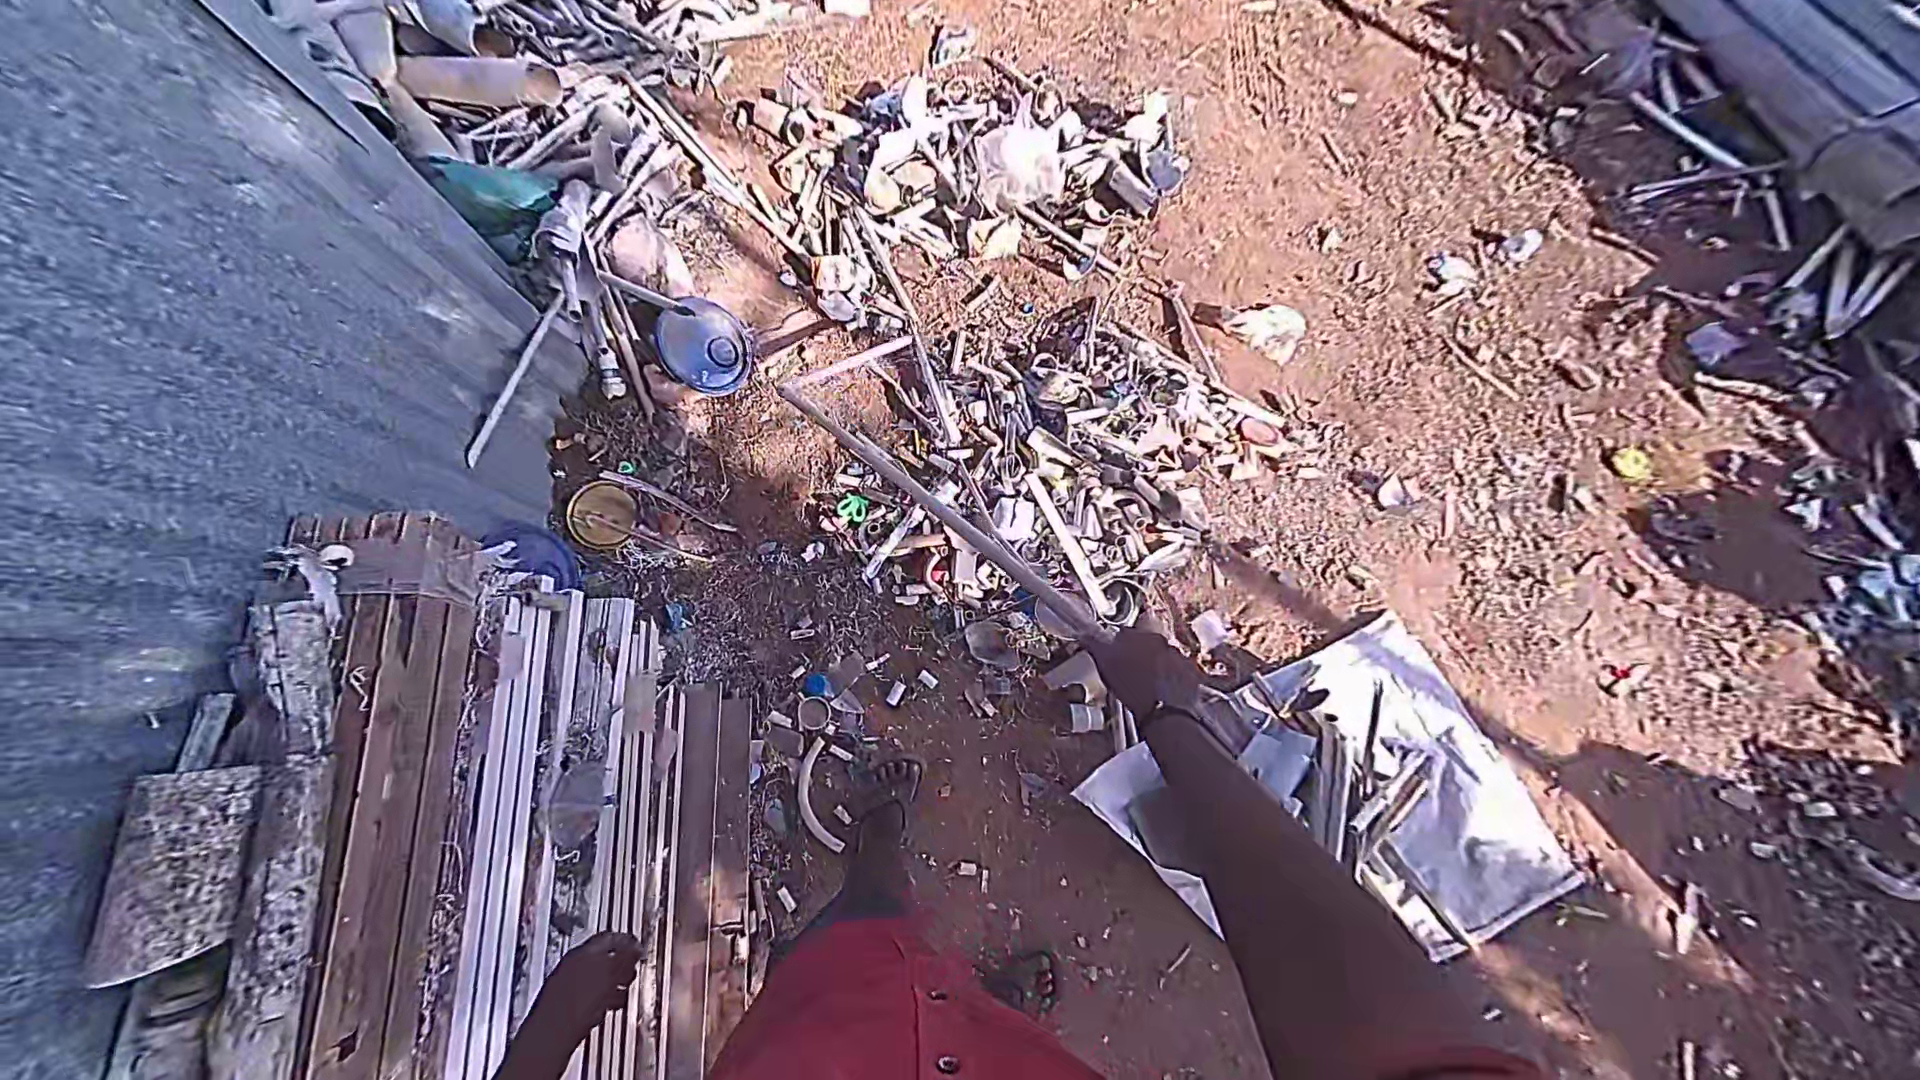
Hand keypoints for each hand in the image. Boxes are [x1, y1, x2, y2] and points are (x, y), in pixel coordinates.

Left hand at [536, 931, 640, 1036]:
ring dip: (609, 986)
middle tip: (630, 974)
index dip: (628, 943)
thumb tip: (636, 949)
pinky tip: (603, 1009)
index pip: (611, 937)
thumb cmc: (577, 1004)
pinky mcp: (558, 1008)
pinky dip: (596, 1000)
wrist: (550, 1039)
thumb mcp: (613, 974)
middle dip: (619, 967)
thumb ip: (627, 958)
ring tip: (619, 996)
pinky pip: (584, 997)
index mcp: (583, 951)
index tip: (639, 950)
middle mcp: (570, 965)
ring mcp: (561, 986)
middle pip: (602, 958)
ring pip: (594, 979)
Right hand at [1086, 628, 1201, 716]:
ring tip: (1144, 683)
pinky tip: (1160, 691)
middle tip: (1128, 671)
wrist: (1164, 712)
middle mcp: (1163, 642)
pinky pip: (1177, 672)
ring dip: (1154, 665)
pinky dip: (1170, 677)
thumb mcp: (1105, 665)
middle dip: (1137, 654)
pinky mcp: (1191, 675)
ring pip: (1162, 657)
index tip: (1113, 655)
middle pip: (1145, 644)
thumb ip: (1094, 646)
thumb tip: (1085, 636)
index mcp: (1141, 636)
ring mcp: (1179, 657)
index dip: (1116, 644)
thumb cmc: (1134, 687)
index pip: (1124, 633)